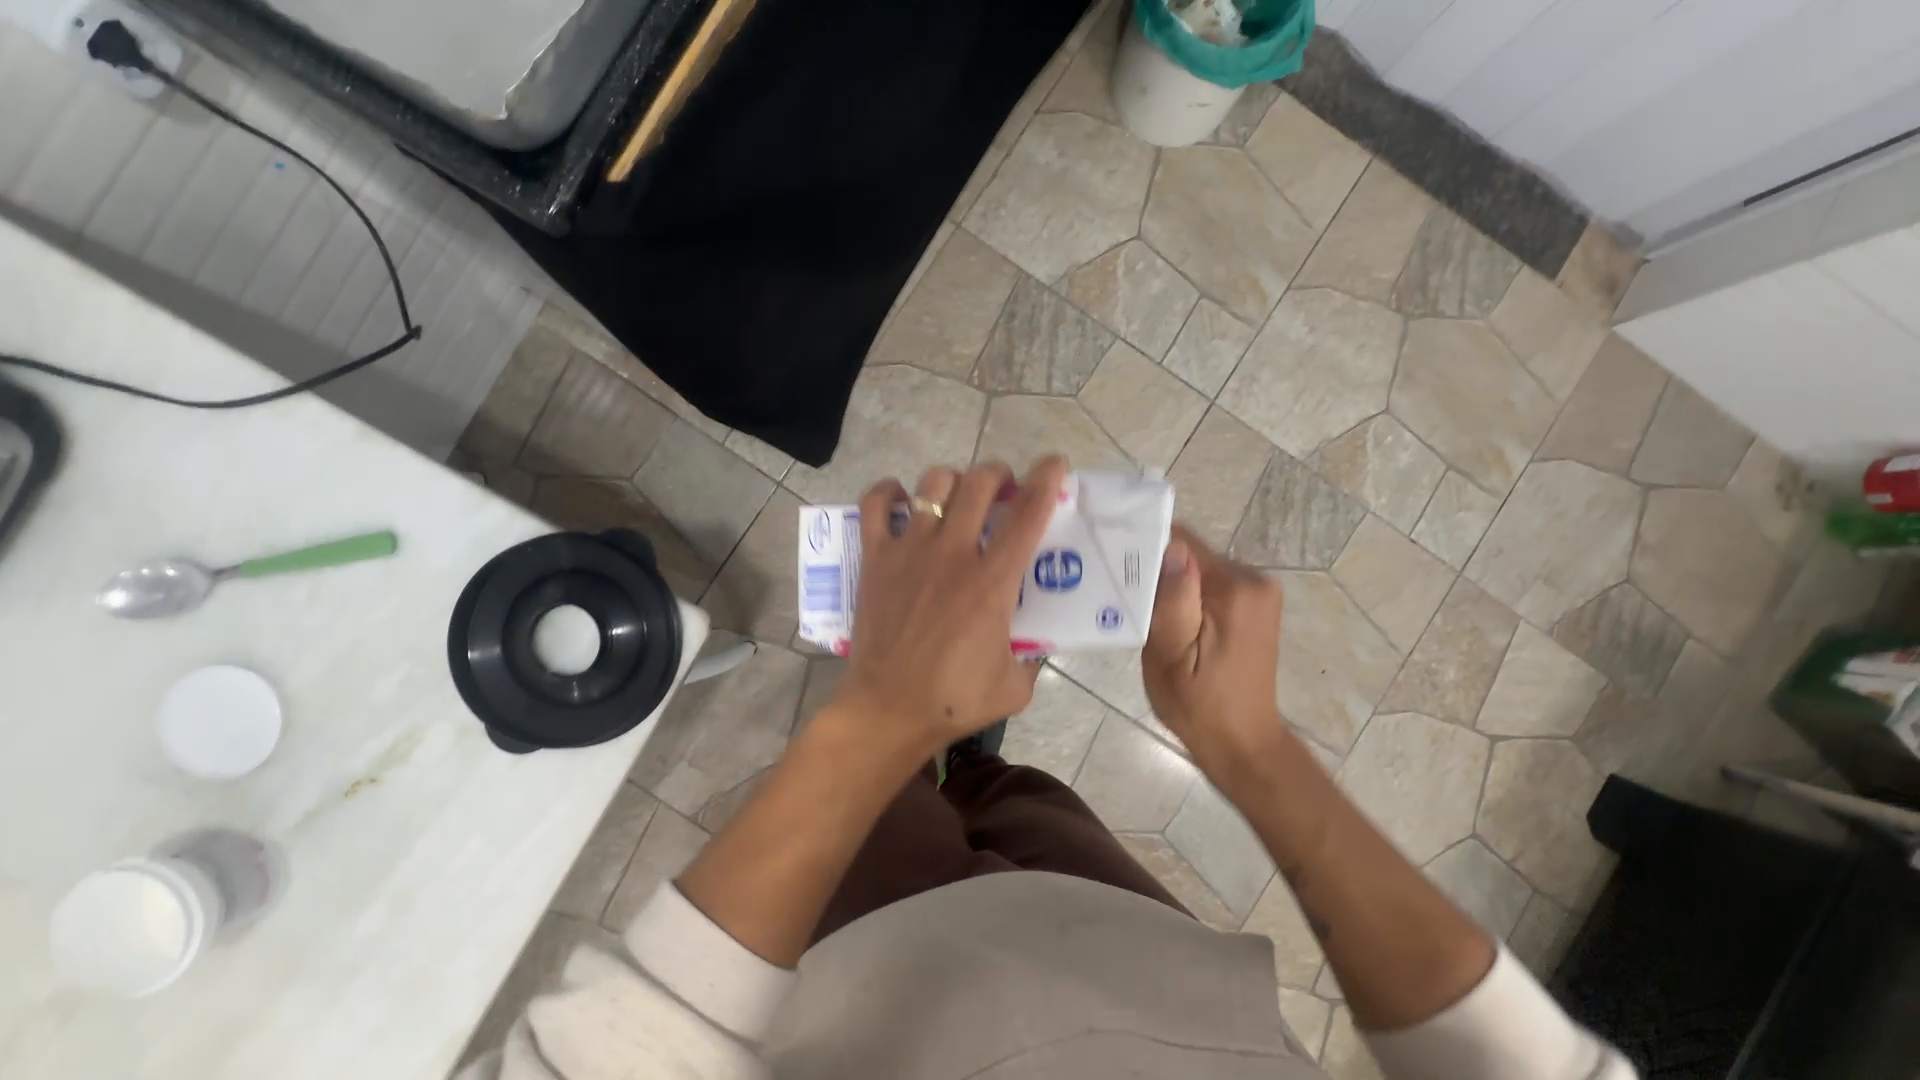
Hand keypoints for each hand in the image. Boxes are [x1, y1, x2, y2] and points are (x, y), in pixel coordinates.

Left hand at [824, 457, 1067, 762]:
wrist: (887, 711)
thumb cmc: (953, 702)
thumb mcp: (1015, 686)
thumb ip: (1032, 657)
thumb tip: (1034, 640)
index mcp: (992, 582)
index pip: (1027, 514)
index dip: (1046, 480)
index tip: (1055, 464)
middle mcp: (952, 554)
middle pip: (980, 484)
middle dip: (999, 474)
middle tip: (1005, 488)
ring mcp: (909, 551)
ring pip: (933, 484)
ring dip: (953, 480)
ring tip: (958, 495)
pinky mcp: (875, 559)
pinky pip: (876, 504)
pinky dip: (890, 492)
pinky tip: (903, 499)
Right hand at [1142, 525, 1291, 781]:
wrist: (1241, 742)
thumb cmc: (1197, 705)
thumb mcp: (1170, 656)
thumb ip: (1172, 599)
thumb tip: (1171, 547)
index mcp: (1235, 589)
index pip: (1181, 542)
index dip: (1145, 549)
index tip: (1115, 566)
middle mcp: (1254, 580)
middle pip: (1190, 555)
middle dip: (1158, 572)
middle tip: (1125, 600)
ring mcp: (1259, 592)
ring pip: (1198, 570)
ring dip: (1172, 587)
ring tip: (1146, 616)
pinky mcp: (1255, 605)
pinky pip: (1210, 585)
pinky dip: (1188, 598)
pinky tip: (1171, 624)